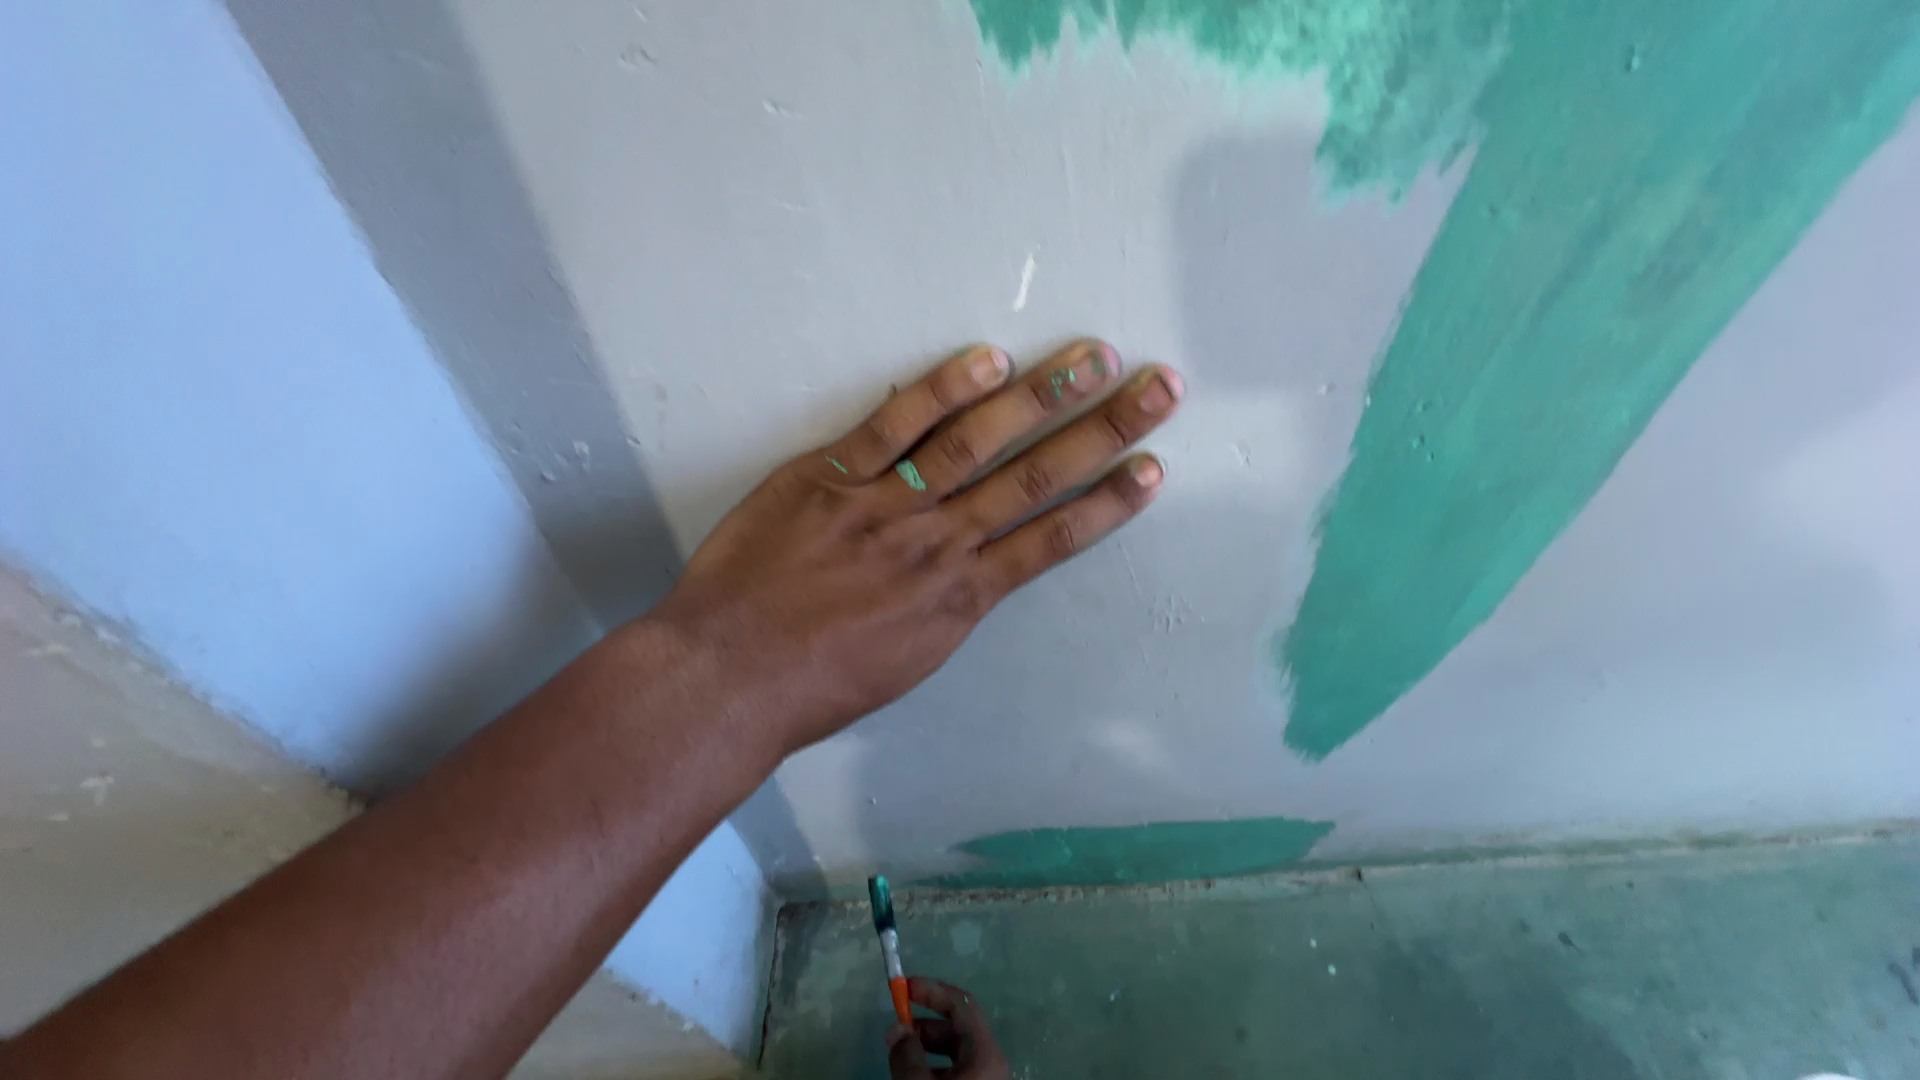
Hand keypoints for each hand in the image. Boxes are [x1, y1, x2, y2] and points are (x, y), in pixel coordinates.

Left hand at [646, 340, 1181, 754]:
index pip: (1050, 540)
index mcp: (960, 598)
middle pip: (1034, 478)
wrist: (730, 676)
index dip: (1107, 504)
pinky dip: (941, 390)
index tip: (1152, 470)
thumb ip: (944, 603)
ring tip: (1092, 357)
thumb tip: (972, 565)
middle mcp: (938, 544)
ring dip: (1040, 397)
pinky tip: (987, 360)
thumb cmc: (816, 683)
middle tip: (1156, 387)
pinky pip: (893, 426)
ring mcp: (886, 506)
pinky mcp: (830, 477)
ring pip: (977, 442)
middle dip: (1103, 431)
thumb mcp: (904, 657)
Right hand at [886, 978, 1010, 1079]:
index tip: (904, 986)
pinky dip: (933, 1068)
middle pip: (956, 1028)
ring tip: (899, 1056)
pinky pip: (956, 1072)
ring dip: (925, 1048)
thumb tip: (896, 1028)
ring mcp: (986, 1078)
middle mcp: (991, 1061)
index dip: (932, 990)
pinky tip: (914, 1075)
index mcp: (986, 1051)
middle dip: (924, 1023)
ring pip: (954, 1053)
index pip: (960, 1003)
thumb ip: (907, 1055)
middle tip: (896, 1030)